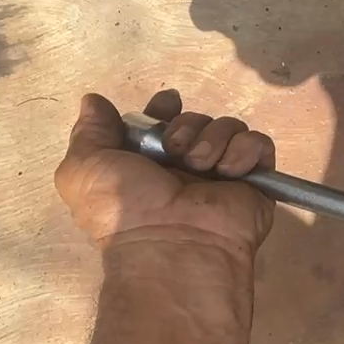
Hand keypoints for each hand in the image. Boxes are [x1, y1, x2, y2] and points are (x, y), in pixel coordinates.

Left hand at [54, 89, 275, 258]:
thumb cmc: (125, 207)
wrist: (174, 242)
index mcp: (150, 163)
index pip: (166, 120)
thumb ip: (89, 132)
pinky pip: (259, 143)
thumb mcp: (84, 170)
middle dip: (187, 126)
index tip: (168, 102)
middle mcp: (188, 166)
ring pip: (230, 126)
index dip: (166, 107)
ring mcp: (225, 172)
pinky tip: (230, 172)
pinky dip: (244, 151)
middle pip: (198, 118)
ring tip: (201, 167)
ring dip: (213, 139)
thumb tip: (93, 100)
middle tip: (176, 150)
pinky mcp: (257, 179)